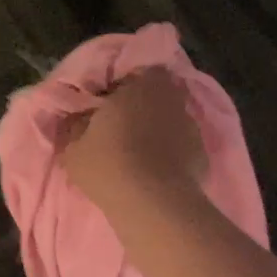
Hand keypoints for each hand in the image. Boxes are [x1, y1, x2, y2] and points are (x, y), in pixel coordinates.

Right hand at [61, 70, 205, 210]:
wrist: (152, 203)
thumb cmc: (108, 164)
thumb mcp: (74, 148)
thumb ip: (78, 127)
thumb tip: (80, 121)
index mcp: (142, 86)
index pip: (139, 73)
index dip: (126, 88)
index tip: (111, 106)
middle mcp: (172, 100)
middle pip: (158, 98)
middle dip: (144, 110)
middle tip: (123, 132)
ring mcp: (192, 128)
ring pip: (172, 123)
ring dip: (159, 134)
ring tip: (140, 158)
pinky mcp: (202, 156)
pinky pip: (182, 150)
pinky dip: (172, 158)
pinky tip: (157, 176)